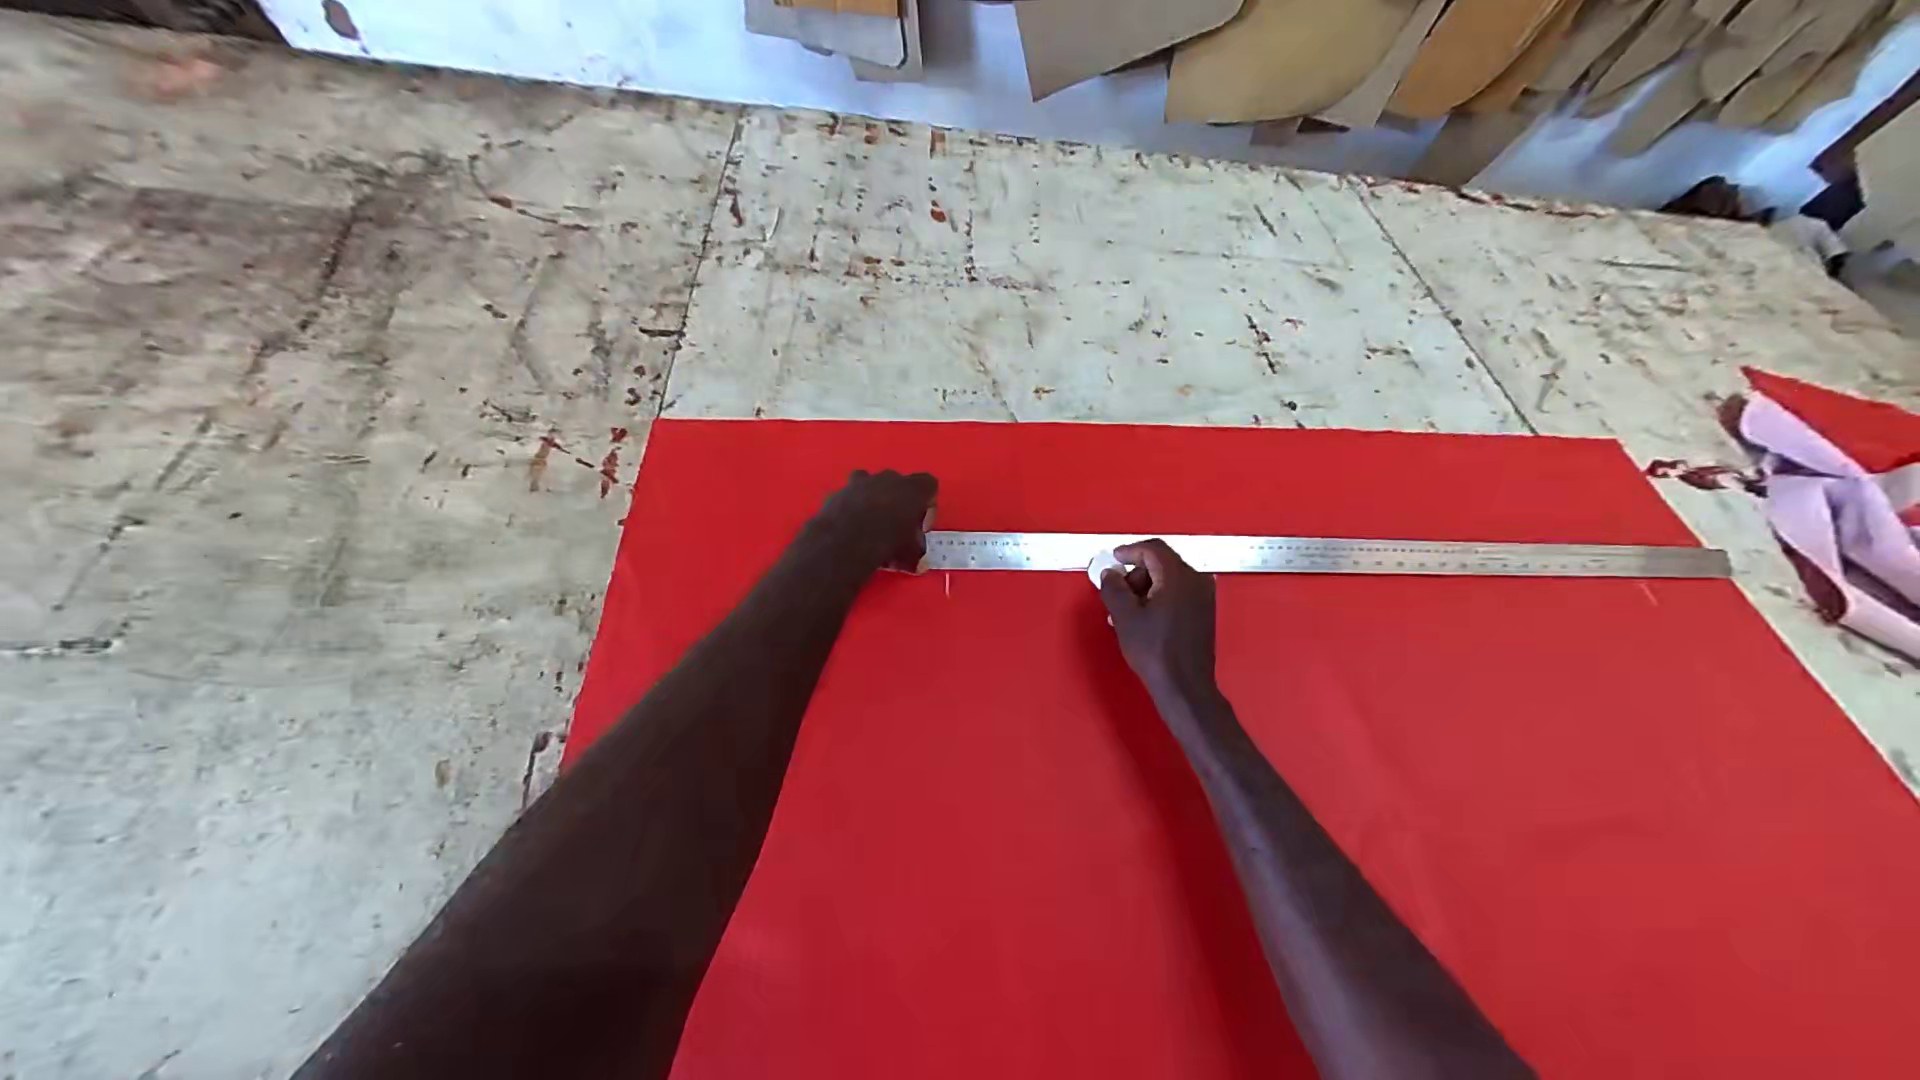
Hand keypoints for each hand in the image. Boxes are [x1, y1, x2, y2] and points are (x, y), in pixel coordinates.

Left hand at [814, 469, 937, 571]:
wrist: (845, 542)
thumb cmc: (888, 543)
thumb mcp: (911, 554)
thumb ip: (916, 552)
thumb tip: (917, 561)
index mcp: (913, 488)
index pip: (929, 486)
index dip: (927, 507)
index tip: (920, 528)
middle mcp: (889, 478)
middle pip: (900, 485)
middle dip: (900, 504)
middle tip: (897, 528)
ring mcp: (861, 481)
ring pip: (872, 486)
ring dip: (874, 501)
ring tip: (871, 526)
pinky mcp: (839, 491)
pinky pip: (850, 497)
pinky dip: (852, 509)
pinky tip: (850, 529)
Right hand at [1098, 539, 1217, 697]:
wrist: (1184, 685)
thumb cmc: (1155, 650)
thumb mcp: (1124, 616)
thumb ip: (1114, 588)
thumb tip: (1110, 574)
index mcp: (1179, 577)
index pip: (1153, 549)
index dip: (1130, 551)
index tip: (1115, 559)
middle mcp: (1196, 581)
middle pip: (1161, 563)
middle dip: (1136, 573)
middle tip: (1118, 592)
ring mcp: (1204, 597)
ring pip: (1169, 579)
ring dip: (1145, 588)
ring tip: (1126, 611)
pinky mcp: (1204, 612)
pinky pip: (1178, 593)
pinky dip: (1158, 598)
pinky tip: (1142, 618)